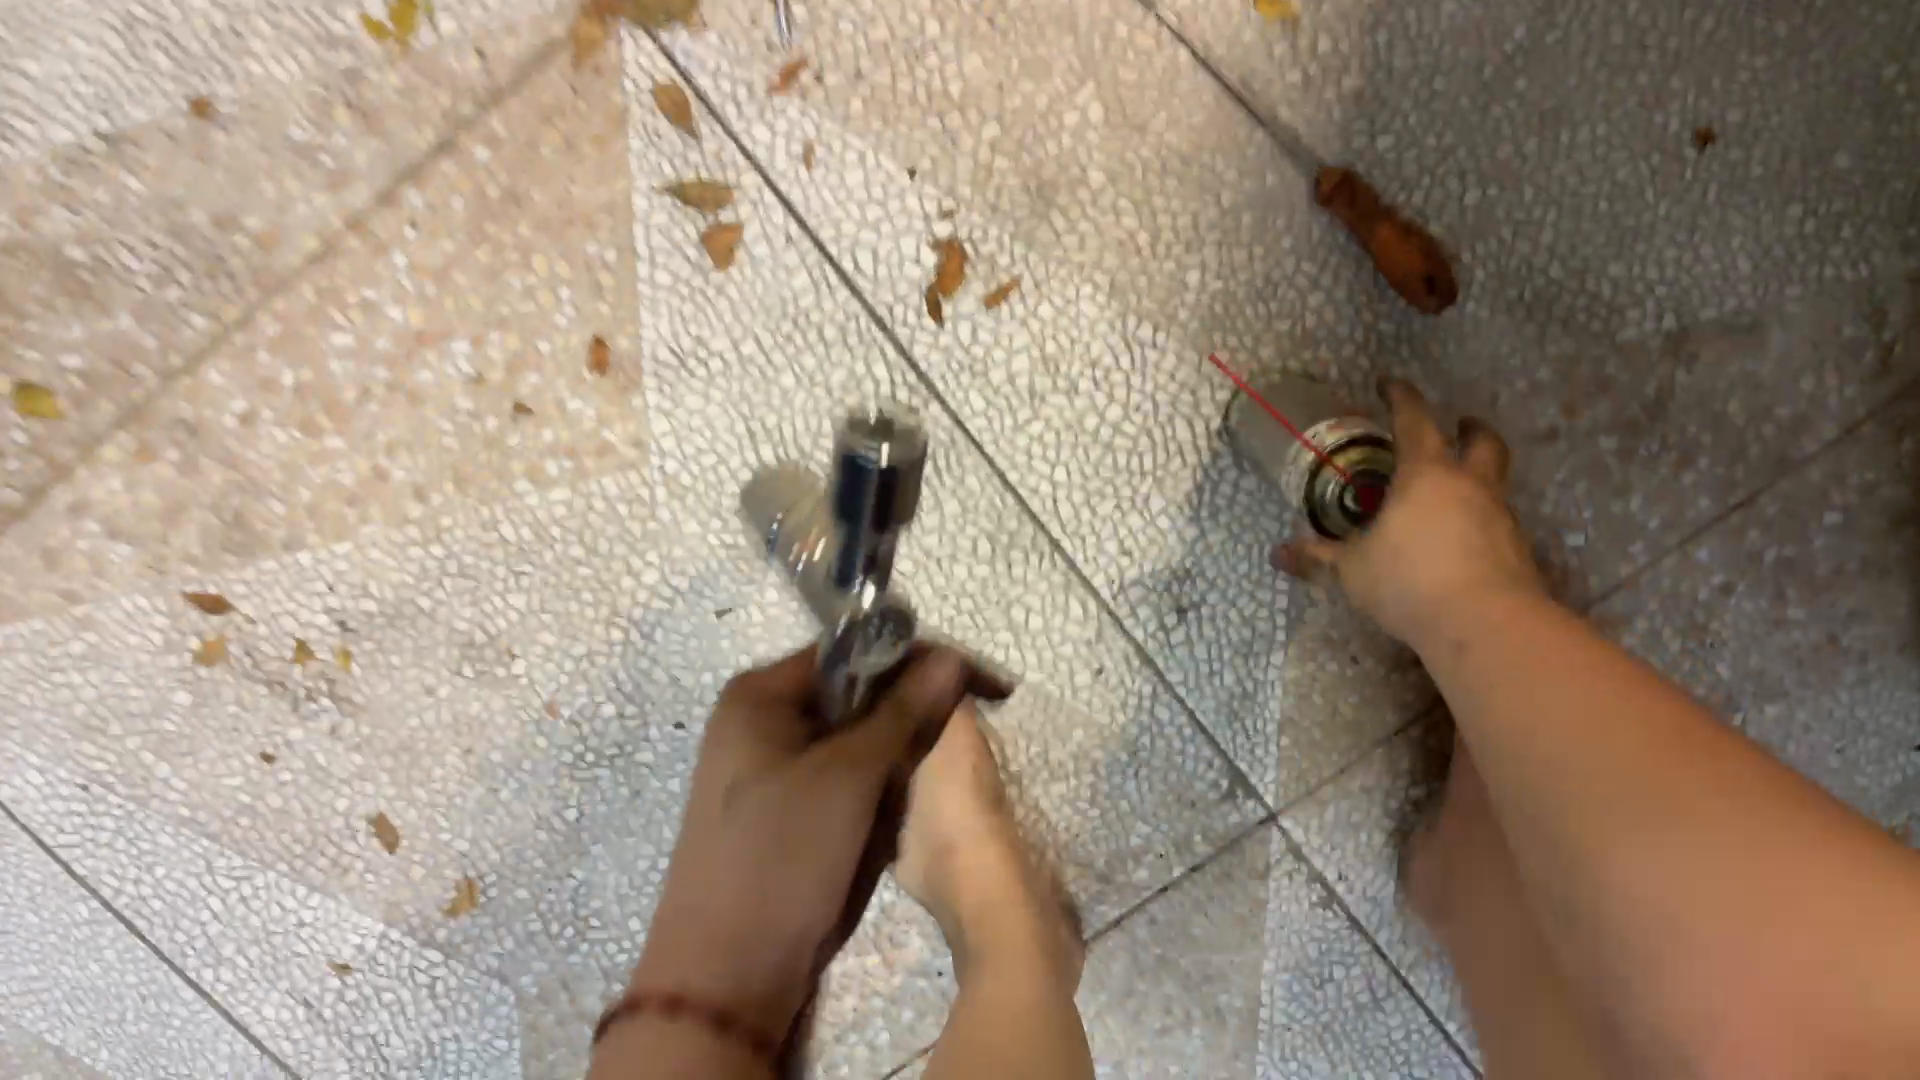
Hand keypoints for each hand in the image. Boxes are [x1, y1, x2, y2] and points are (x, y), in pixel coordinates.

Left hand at [629, 643, 1009, 1038]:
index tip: (976, 683)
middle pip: (855, 695)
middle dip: (902, 722)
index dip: (915, 660)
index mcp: (760, 692)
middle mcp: (761, 719)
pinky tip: (877, 827)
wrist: (726, 977)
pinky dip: (871, 793)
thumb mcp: (851, 775)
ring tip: (895, 806)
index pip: (853, 651)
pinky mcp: (785, 807)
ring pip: (854, 741)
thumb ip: (904, 710)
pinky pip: (842, 778)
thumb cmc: (784, 855)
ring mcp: (770, 766)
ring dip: (888, 766)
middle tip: (938, 753)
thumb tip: (952, 657)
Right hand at [1274, 377, 1546, 649]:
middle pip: (1480, 441)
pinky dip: (1479, 516)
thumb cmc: (1408, 580)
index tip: (1389, 383)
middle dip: (1468, 428)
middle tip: (1459, 424)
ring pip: (1494, 479)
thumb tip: (1280, 554)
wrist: (1485, 623)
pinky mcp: (1515, 548)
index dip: (1401, 398)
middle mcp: (1468, 484)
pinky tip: (1459, 536)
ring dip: (1476, 473)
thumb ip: (1320, 557)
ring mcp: (1499, 516)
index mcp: (1425, 474)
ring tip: (1451, 487)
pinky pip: (1496, 518)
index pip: (1415, 421)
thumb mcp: (1352, 569)